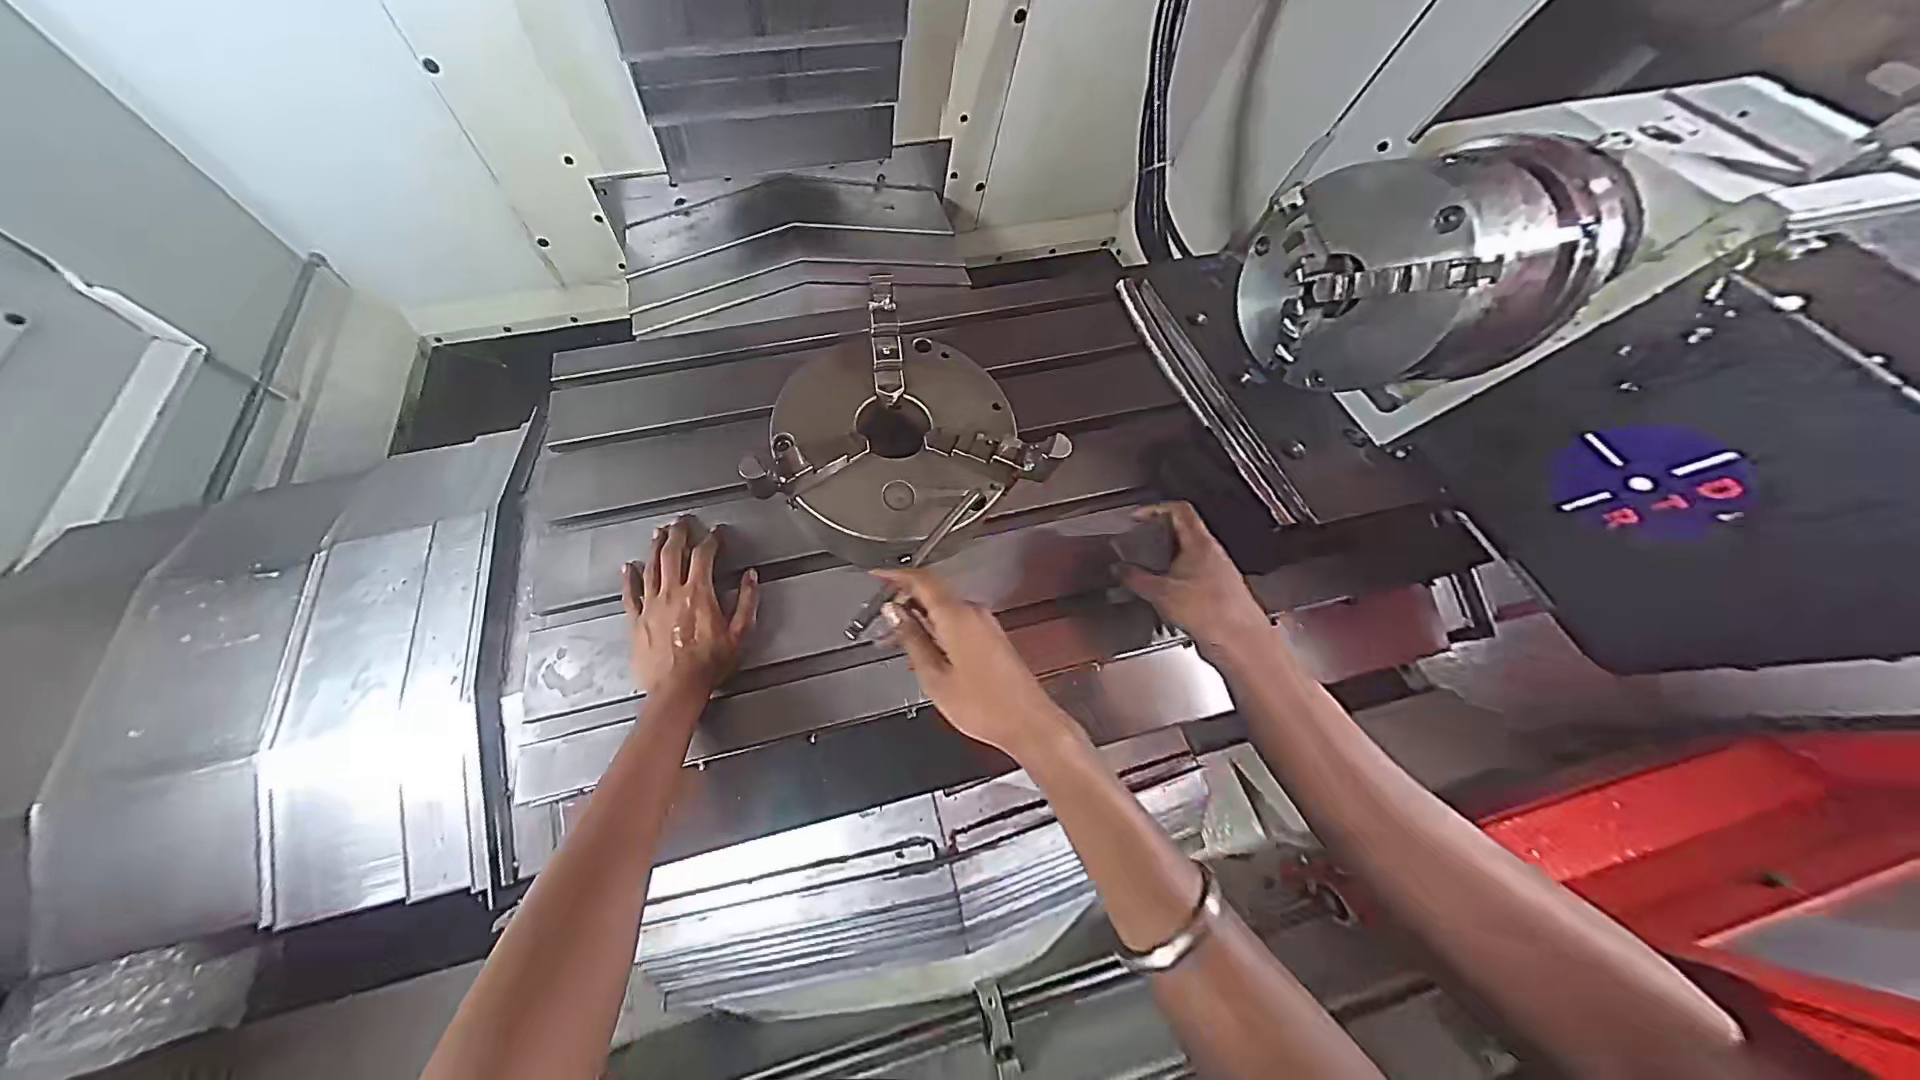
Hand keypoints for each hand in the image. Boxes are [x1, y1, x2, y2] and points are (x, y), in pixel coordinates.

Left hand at [622, 518, 758, 701]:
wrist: (677, 689)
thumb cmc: (709, 665)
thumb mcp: (739, 633)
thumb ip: (747, 602)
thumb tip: (751, 578)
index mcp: (699, 594)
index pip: (704, 555)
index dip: (711, 540)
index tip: (717, 534)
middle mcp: (672, 594)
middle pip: (672, 553)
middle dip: (678, 533)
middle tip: (682, 523)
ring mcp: (651, 605)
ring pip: (651, 567)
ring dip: (655, 547)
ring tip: (658, 533)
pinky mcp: (637, 621)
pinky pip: (631, 593)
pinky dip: (629, 577)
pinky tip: (628, 567)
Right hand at [871, 568, 1084, 763]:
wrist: (1027, 722)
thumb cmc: (985, 706)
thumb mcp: (934, 676)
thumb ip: (911, 639)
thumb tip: (893, 614)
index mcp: (957, 616)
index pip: (922, 580)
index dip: (895, 574)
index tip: (877, 576)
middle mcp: (974, 613)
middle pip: (934, 591)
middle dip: (904, 599)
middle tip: (882, 616)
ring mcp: (985, 624)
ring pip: (945, 608)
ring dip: (919, 616)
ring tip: (897, 637)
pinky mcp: (991, 636)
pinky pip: (958, 621)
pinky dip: (936, 627)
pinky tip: (924, 648)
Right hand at [1117, 502, 1272, 659]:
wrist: (1240, 641)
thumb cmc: (1212, 613)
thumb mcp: (1160, 592)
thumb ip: (1135, 578)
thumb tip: (1121, 571)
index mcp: (1200, 543)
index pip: (1180, 510)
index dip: (1156, 508)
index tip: (1139, 517)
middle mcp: (1212, 554)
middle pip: (1183, 532)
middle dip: (1158, 536)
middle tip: (1140, 543)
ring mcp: (1217, 572)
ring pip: (1188, 555)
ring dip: (1166, 559)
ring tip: (1148, 571)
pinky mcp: (1218, 592)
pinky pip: (1193, 576)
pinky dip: (1176, 579)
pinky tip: (1164, 596)